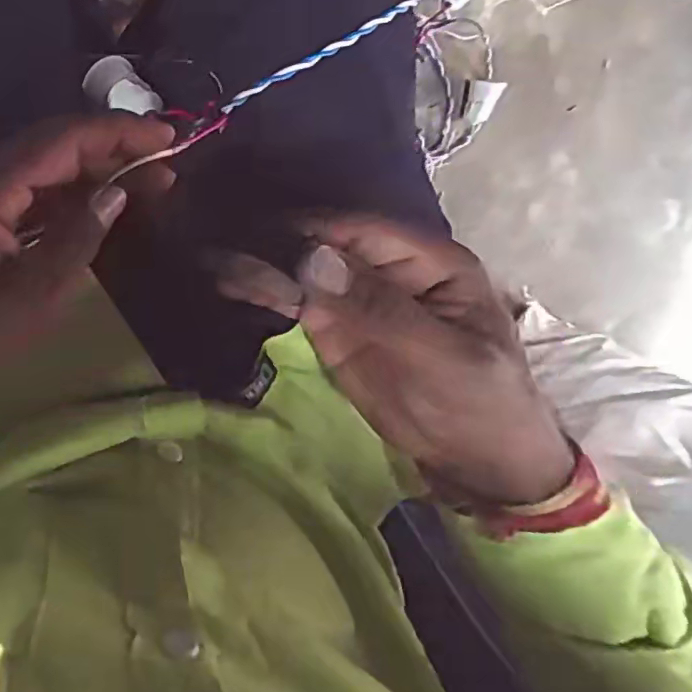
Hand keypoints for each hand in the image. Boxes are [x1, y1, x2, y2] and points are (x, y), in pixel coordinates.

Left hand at [0, 114, 175, 402]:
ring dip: (92, 169)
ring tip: (146, 182)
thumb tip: (117, 193)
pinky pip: (28, 188)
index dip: (114, 133)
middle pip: (51, 145)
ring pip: (42, 164)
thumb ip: (77, 241)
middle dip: (109, 146)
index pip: (58, 142)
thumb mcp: (33, 299)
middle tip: (163, 160)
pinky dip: (67, 192)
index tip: (164, 135)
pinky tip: (102, 202)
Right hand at [212, 215, 571, 504]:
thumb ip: (376, 307)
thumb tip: (312, 259)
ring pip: (300, 271)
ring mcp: (355, 297)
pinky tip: (232, 285)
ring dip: (260, 268)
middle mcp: (386, 268)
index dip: (310, 229)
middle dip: (274, 245)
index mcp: (426, 261)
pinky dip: (264, 293)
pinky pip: (294, 301)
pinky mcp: (333, 326)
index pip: (359, 231)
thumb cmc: (477, 403)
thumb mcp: (436, 354)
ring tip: (214, 264)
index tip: (258, 233)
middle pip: (322, 245)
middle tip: (221, 249)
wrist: (478, 462)